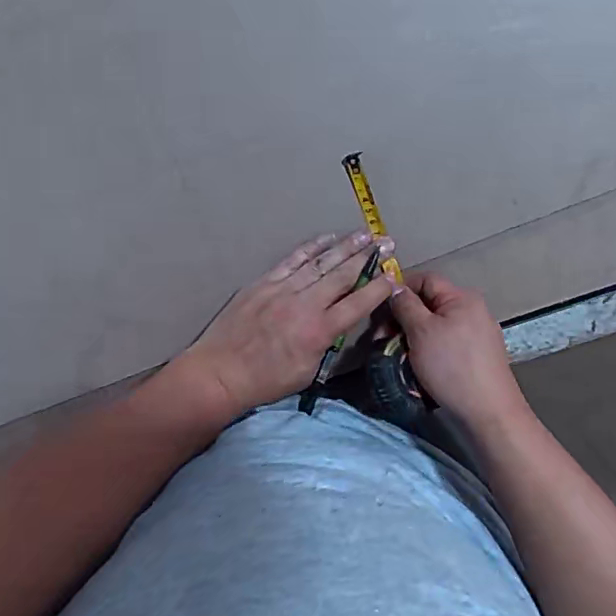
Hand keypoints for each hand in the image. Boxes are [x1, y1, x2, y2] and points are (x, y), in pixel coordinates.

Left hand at [164, 230, 395, 420]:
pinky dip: (311, 247)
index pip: (358, 304)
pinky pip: (293, 260)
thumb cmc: (266, 381)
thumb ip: (326, 345)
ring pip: (320, 262)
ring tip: (365, 234)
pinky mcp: (264, 282)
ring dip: (345, 246)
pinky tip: (327, 238)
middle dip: (368, 258)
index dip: (379, 289)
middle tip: (387, 243)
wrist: (221, 371)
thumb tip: (337, 325)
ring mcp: (283, 289)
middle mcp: (305, 305)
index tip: (394, 276)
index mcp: (319, 331)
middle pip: (342, 275)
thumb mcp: (307, 372)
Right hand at [388, 271, 527, 426]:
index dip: (400, 289)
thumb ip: (405, 304)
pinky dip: (427, 350)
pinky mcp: (476, 355)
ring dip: (412, 337)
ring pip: (434, 325)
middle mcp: (472, 311)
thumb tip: (393, 286)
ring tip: (399, 355)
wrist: (489, 413)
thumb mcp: (421, 331)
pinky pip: (444, 343)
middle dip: (403, 318)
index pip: (424, 279)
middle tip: (384, 339)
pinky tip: (418, 366)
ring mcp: (476, 334)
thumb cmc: (452, 366)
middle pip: (428, 303)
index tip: (380, 310)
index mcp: (462, 298)